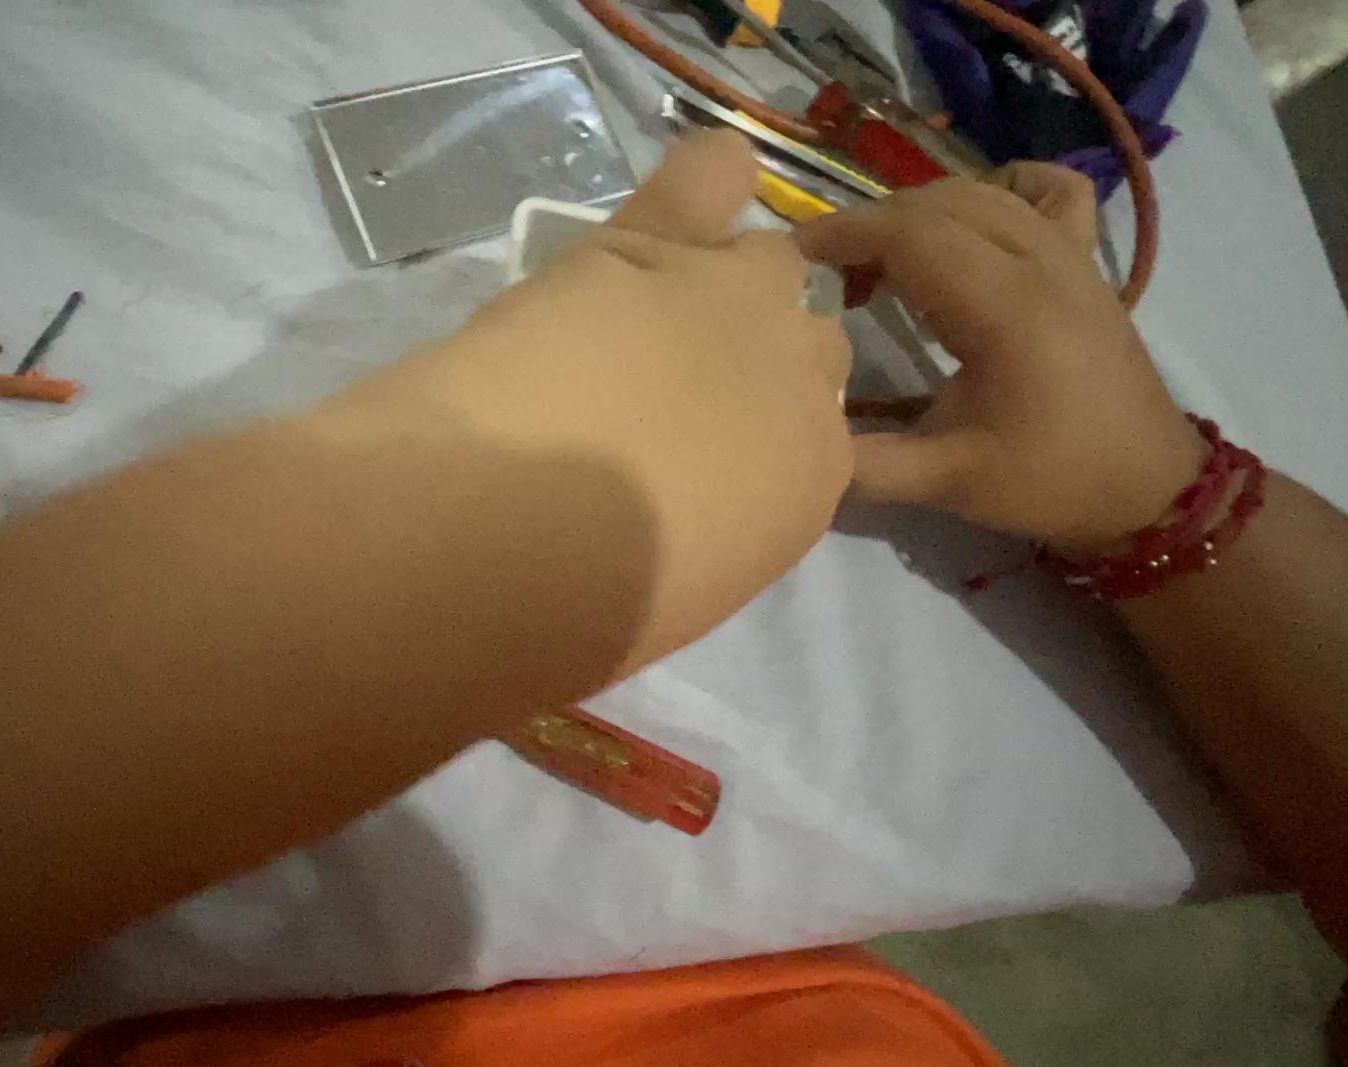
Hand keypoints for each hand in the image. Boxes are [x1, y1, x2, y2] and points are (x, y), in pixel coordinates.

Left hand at [334, 130, 853, 662]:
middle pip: (807, 342)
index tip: (703, 459)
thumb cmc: (600, 604)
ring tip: (674, 293)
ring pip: (766, 261)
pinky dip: (701, 183)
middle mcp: (795, 380)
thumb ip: (701, 540)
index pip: (812, 440)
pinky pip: (699, 185)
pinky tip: (701, 181)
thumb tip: (670, 520)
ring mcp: (727, 302)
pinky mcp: (641, 251)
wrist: (535, 529)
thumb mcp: (677, 596)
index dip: (756, 440)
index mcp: (806, 483)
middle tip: (676, 390)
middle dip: (754, 361)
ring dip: (728, 278)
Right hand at [799, 163, 1206, 549]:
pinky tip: (968, 224)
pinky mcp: (1087, 264)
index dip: (845, 234)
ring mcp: (1073, 256)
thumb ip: (861, 464)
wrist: (1147, 488)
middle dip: (868, 225)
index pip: (914, 236)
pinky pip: (1047, 193)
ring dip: (914, 214)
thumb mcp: (942, 482)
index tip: (791, 256)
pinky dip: (997, 191)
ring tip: (872, 262)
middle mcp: (1043, 264)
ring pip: (982, 193)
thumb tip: (797, 436)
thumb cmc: (1045, 481)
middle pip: (940, 204)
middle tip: (821, 272)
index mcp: (1006, 311)